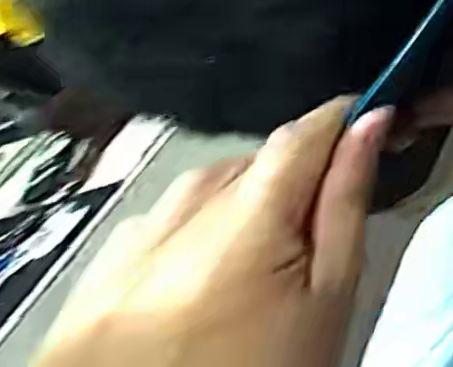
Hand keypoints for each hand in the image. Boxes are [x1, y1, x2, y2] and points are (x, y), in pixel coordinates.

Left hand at [35, 99, 391, 366]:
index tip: (377, 112)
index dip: (342, 114)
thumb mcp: (335, 284)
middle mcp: (162, 244)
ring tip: (272, 226)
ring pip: (193, 187)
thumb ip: (348, 196)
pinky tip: (210, 254)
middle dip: (297, 160)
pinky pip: (144, 228)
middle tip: (332, 190)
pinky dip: (188, 221)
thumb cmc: (285, 366)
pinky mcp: (75, 304)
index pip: (297, 137)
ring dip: (242, 186)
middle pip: (246, 159)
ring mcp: (107, 275)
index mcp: (236, 239)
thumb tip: (374, 118)